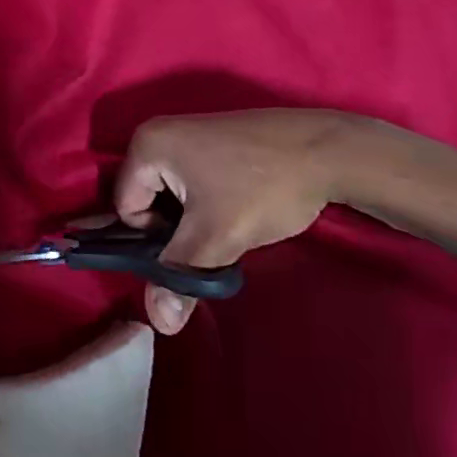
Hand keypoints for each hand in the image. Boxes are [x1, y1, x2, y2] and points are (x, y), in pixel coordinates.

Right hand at [115, 109, 364, 333]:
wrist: (329, 151)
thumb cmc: (265, 187)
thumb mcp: (217, 237)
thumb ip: (181, 277)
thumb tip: (160, 324)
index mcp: (148, 145)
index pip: (126, 211)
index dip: (155, 240)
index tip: (195, 245)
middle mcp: (158, 132)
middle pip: (146, 203)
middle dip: (175, 231)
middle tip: (214, 239)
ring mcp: (186, 134)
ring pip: (170, 198)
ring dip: (193, 221)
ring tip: (230, 223)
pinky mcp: (210, 142)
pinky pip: (189, 183)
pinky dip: (206, 204)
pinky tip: (237, 209)